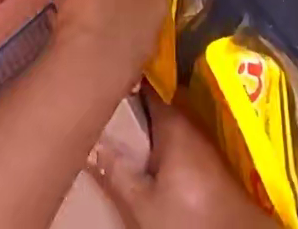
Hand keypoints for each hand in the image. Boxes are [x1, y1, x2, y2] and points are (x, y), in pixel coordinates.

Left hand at [55, 0, 166, 87]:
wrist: (93, 60)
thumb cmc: (122, 69)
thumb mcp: (143, 56)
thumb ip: (142, 37)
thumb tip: (133, 39)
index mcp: (159, 4)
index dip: (137, 9)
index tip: (126, 23)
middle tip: (105, 16)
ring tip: (83, 12)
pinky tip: (67, 8)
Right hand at [97, 95, 279, 228]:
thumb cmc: (186, 216)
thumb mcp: (142, 202)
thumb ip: (116, 172)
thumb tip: (91, 143)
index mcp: (173, 122)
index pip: (148, 88)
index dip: (127, 82)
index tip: (105, 82)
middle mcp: (189, 120)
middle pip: (157, 102)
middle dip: (135, 105)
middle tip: (105, 111)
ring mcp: (200, 136)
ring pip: (167, 120)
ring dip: (147, 124)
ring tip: (119, 131)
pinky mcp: (206, 154)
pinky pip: (177, 135)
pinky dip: (160, 139)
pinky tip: (146, 154)